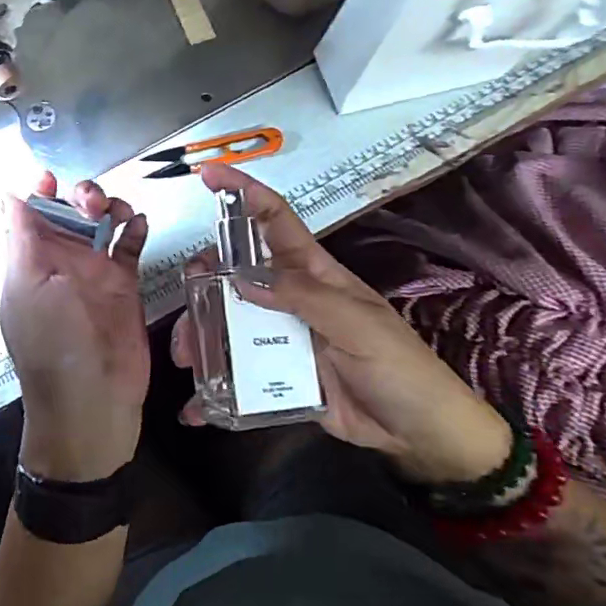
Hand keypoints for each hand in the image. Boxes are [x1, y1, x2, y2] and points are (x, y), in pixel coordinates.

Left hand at [1, 173, 150, 481]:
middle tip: (94, 206)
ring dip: (112, 208)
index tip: (52, 178)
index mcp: (32, 263)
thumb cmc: (54, 343)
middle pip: (71, 212)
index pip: (31, 215)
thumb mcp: (30, 289)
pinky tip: (140, 225)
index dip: (40, 192)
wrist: (93, 398)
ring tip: (121, 214)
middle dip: (83, 196)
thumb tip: (8, 195)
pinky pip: (130, 247)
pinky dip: (136, 230)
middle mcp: (62, 262)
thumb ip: (23, 240)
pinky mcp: (125, 284)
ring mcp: (95, 273)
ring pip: (104, 223)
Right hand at [171, 165, 511, 484]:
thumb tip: (242, 276)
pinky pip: (239, 377)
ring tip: (189, 360)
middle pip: (236, 275)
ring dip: (203, 337)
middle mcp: (292, 299)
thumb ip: (302, 297)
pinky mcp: (280, 377)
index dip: (243, 192)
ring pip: (229, 324)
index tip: (208, 175)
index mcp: (315, 274)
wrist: (417, 431)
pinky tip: (196, 408)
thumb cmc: (398, 366)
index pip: (275, 220)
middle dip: (205, 282)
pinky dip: (215, 392)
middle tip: (189, 305)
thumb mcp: (356, 324)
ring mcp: (284, 338)